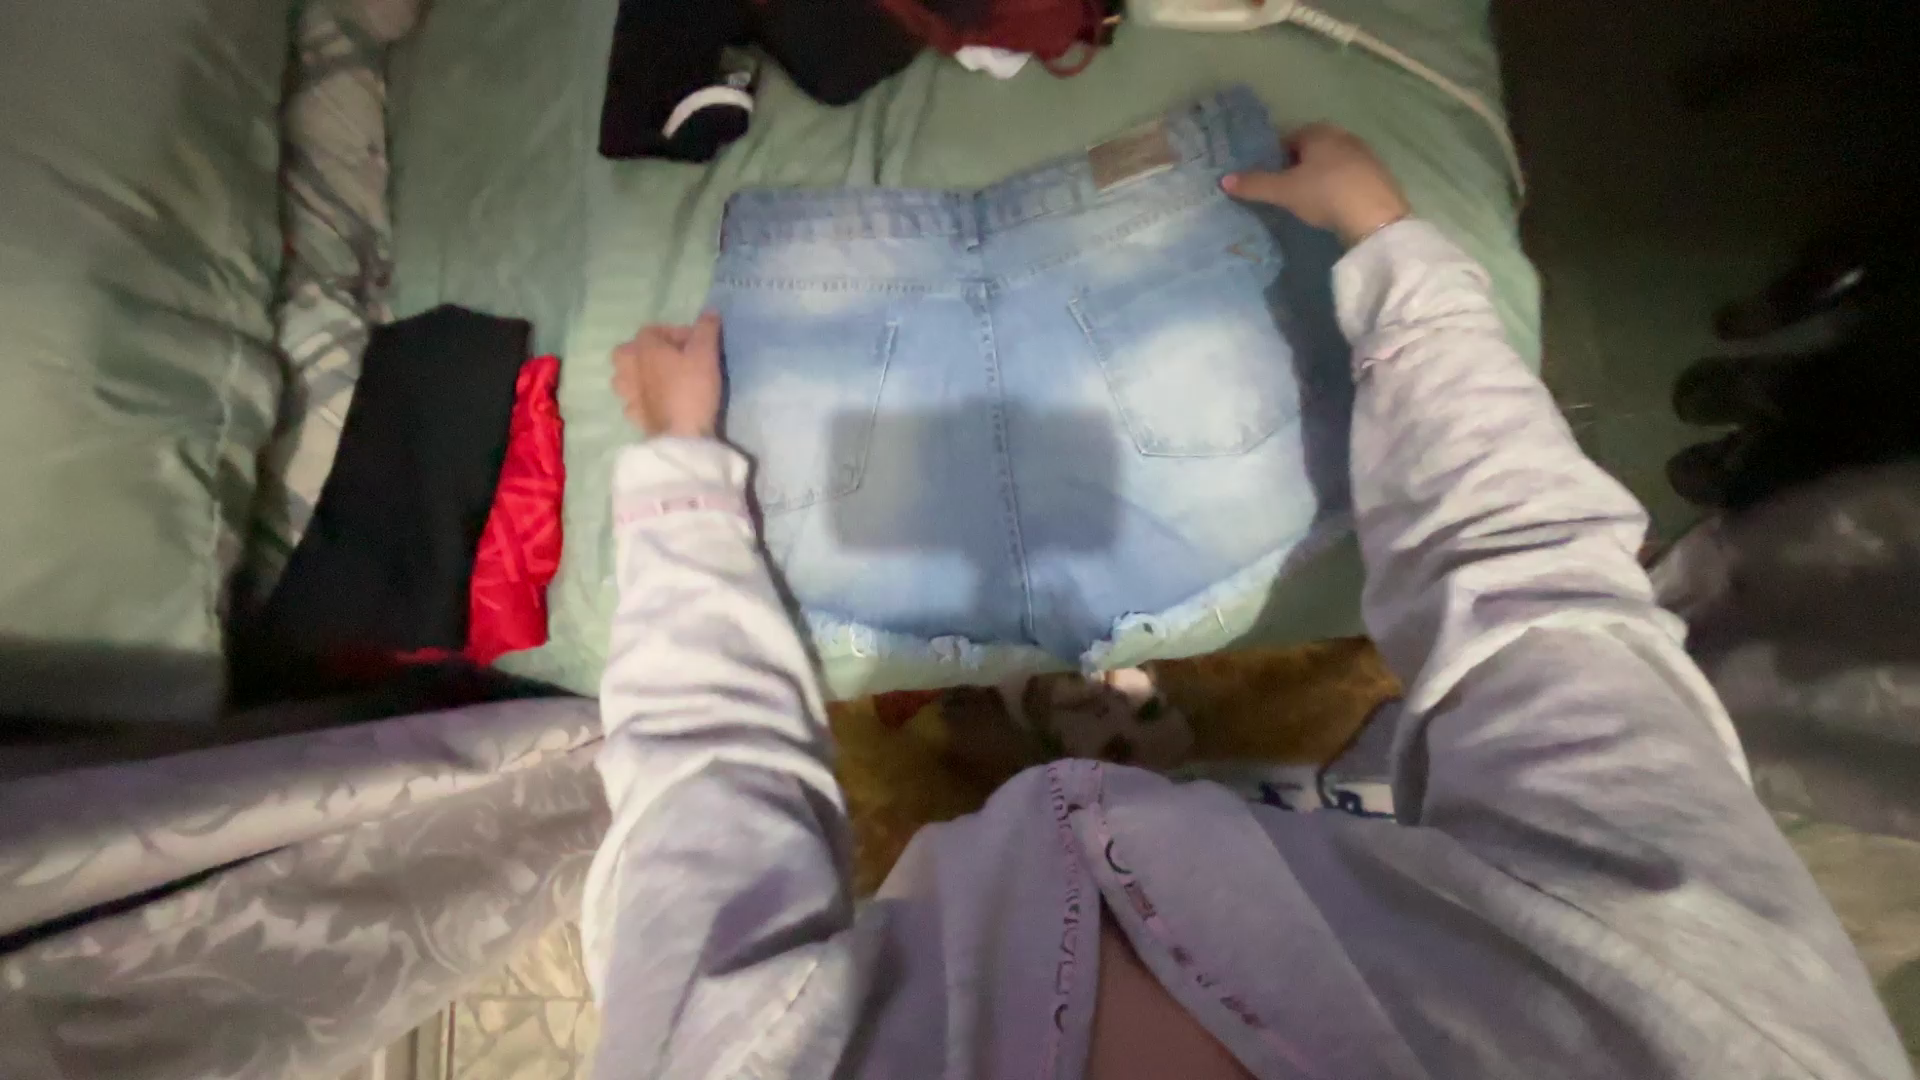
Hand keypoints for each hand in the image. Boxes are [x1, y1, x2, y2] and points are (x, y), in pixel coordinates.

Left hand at [612, 313, 722, 437]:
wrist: (681, 435)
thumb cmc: (693, 388)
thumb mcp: (707, 354)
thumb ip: (707, 329)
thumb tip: (710, 312)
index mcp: (643, 347)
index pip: (655, 329)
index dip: (678, 333)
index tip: (698, 344)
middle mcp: (627, 366)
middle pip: (632, 351)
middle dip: (651, 352)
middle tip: (675, 361)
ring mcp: (626, 393)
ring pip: (628, 376)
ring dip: (642, 374)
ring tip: (663, 381)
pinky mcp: (633, 415)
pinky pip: (633, 400)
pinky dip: (642, 398)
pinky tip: (657, 403)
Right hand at [1221, 123, 1411, 247]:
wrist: (1373, 214)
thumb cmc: (1324, 193)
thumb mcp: (1283, 191)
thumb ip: (1254, 185)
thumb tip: (1223, 180)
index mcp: (1318, 133)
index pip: (1289, 138)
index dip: (1274, 156)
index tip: (1266, 176)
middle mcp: (1341, 135)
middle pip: (1310, 148)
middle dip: (1296, 165)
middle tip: (1282, 189)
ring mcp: (1361, 153)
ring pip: (1329, 161)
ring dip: (1316, 175)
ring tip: (1304, 199)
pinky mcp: (1374, 173)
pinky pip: (1345, 174)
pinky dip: (1333, 184)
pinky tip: (1328, 203)